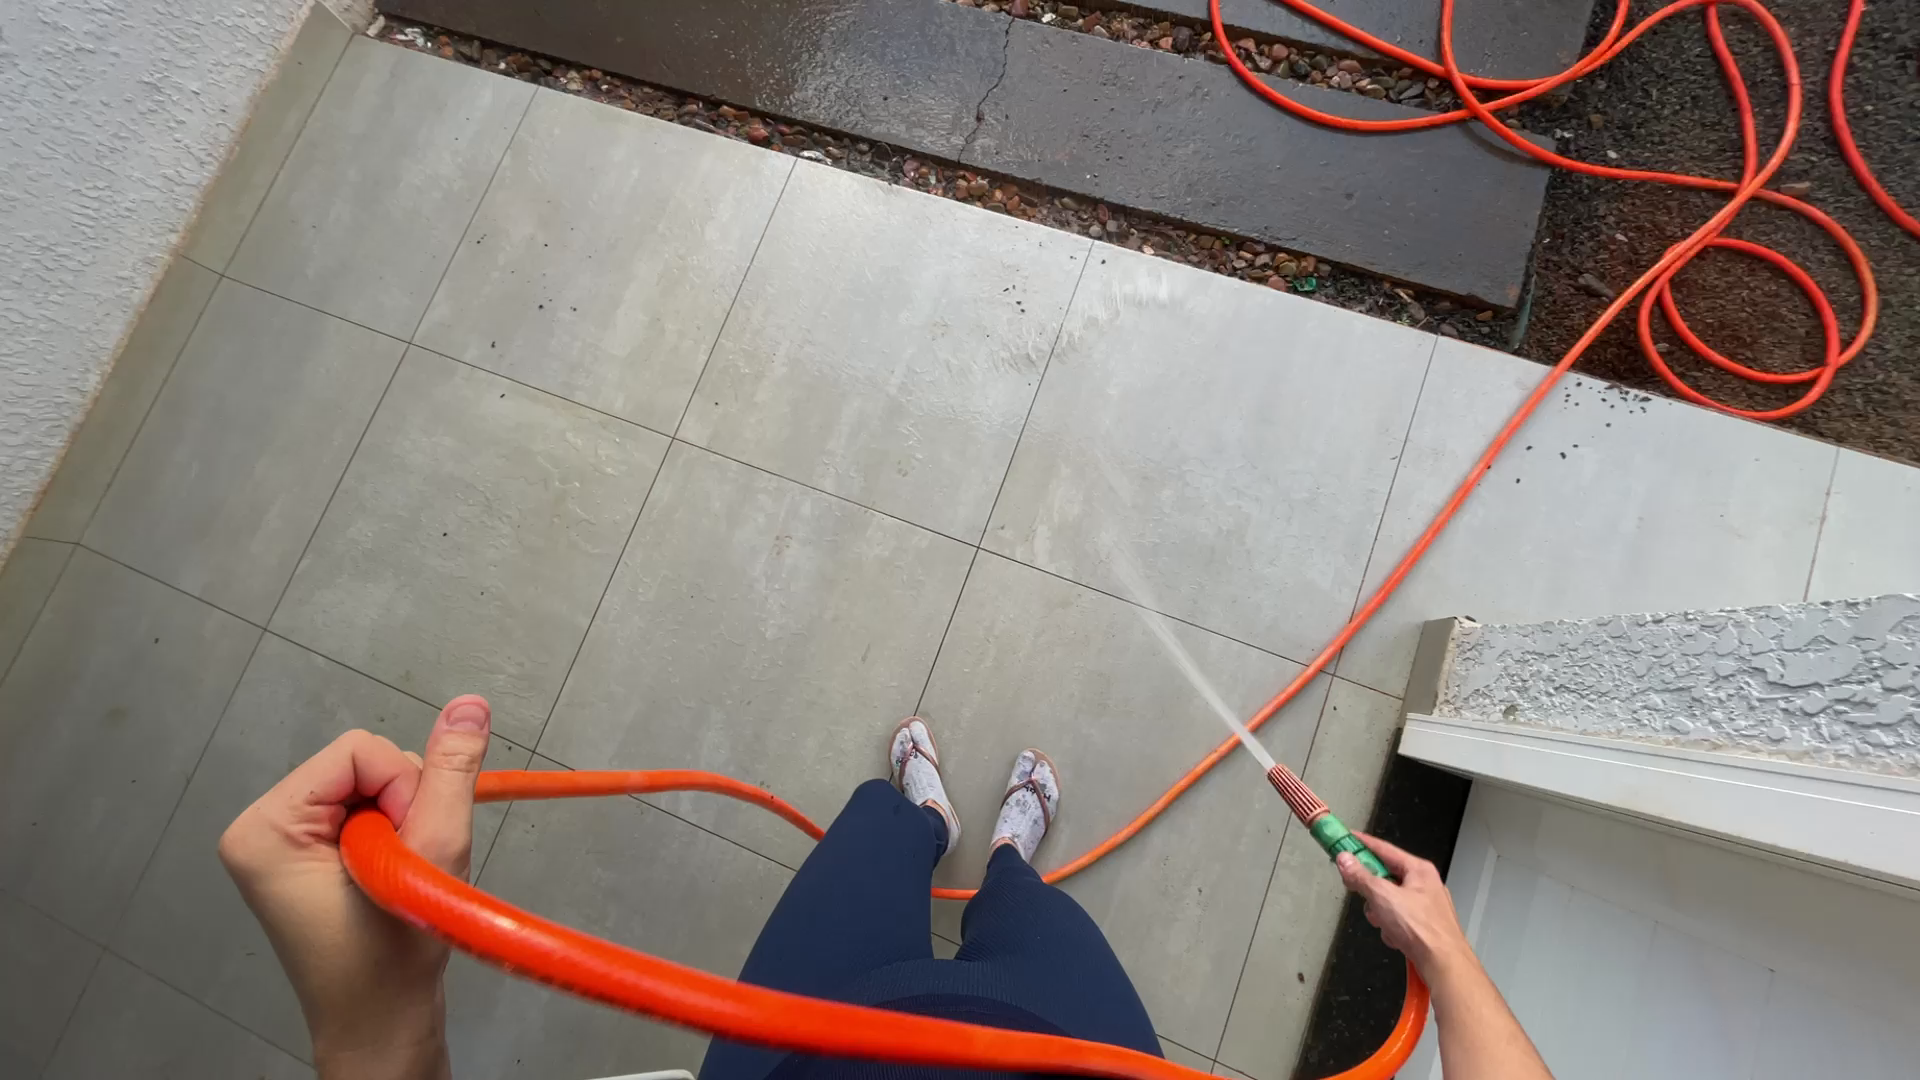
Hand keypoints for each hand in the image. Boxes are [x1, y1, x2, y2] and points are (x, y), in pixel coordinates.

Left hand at [218, 694, 492, 1079]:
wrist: (384, 1018)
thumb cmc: (396, 946)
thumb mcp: (434, 849)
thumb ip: (451, 770)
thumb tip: (470, 702)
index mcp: (266, 826)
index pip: (362, 750)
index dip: (405, 787)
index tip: (409, 842)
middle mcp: (266, 825)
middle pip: (369, 762)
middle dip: (409, 801)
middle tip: (411, 860)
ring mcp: (288, 839)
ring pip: (381, 780)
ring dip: (413, 815)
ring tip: (409, 869)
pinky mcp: (315, 849)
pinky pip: (377, 801)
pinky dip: (407, 825)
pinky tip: (404, 866)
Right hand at [1335, 830, 1470, 976]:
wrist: (1446, 967)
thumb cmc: (1419, 928)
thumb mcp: (1382, 895)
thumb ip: (1360, 876)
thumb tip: (1344, 858)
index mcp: (1419, 870)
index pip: (1383, 848)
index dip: (1361, 842)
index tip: (1344, 838)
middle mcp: (1425, 885)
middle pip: (1385, 875)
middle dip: (1369, 887)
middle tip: (1356, 889)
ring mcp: (1426, 907)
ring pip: (1389, 898)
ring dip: (1379, 910)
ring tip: (1382, 921)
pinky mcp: (1425, 927)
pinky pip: (1398, 917)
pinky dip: (1391, 926)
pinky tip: (1394, 936)